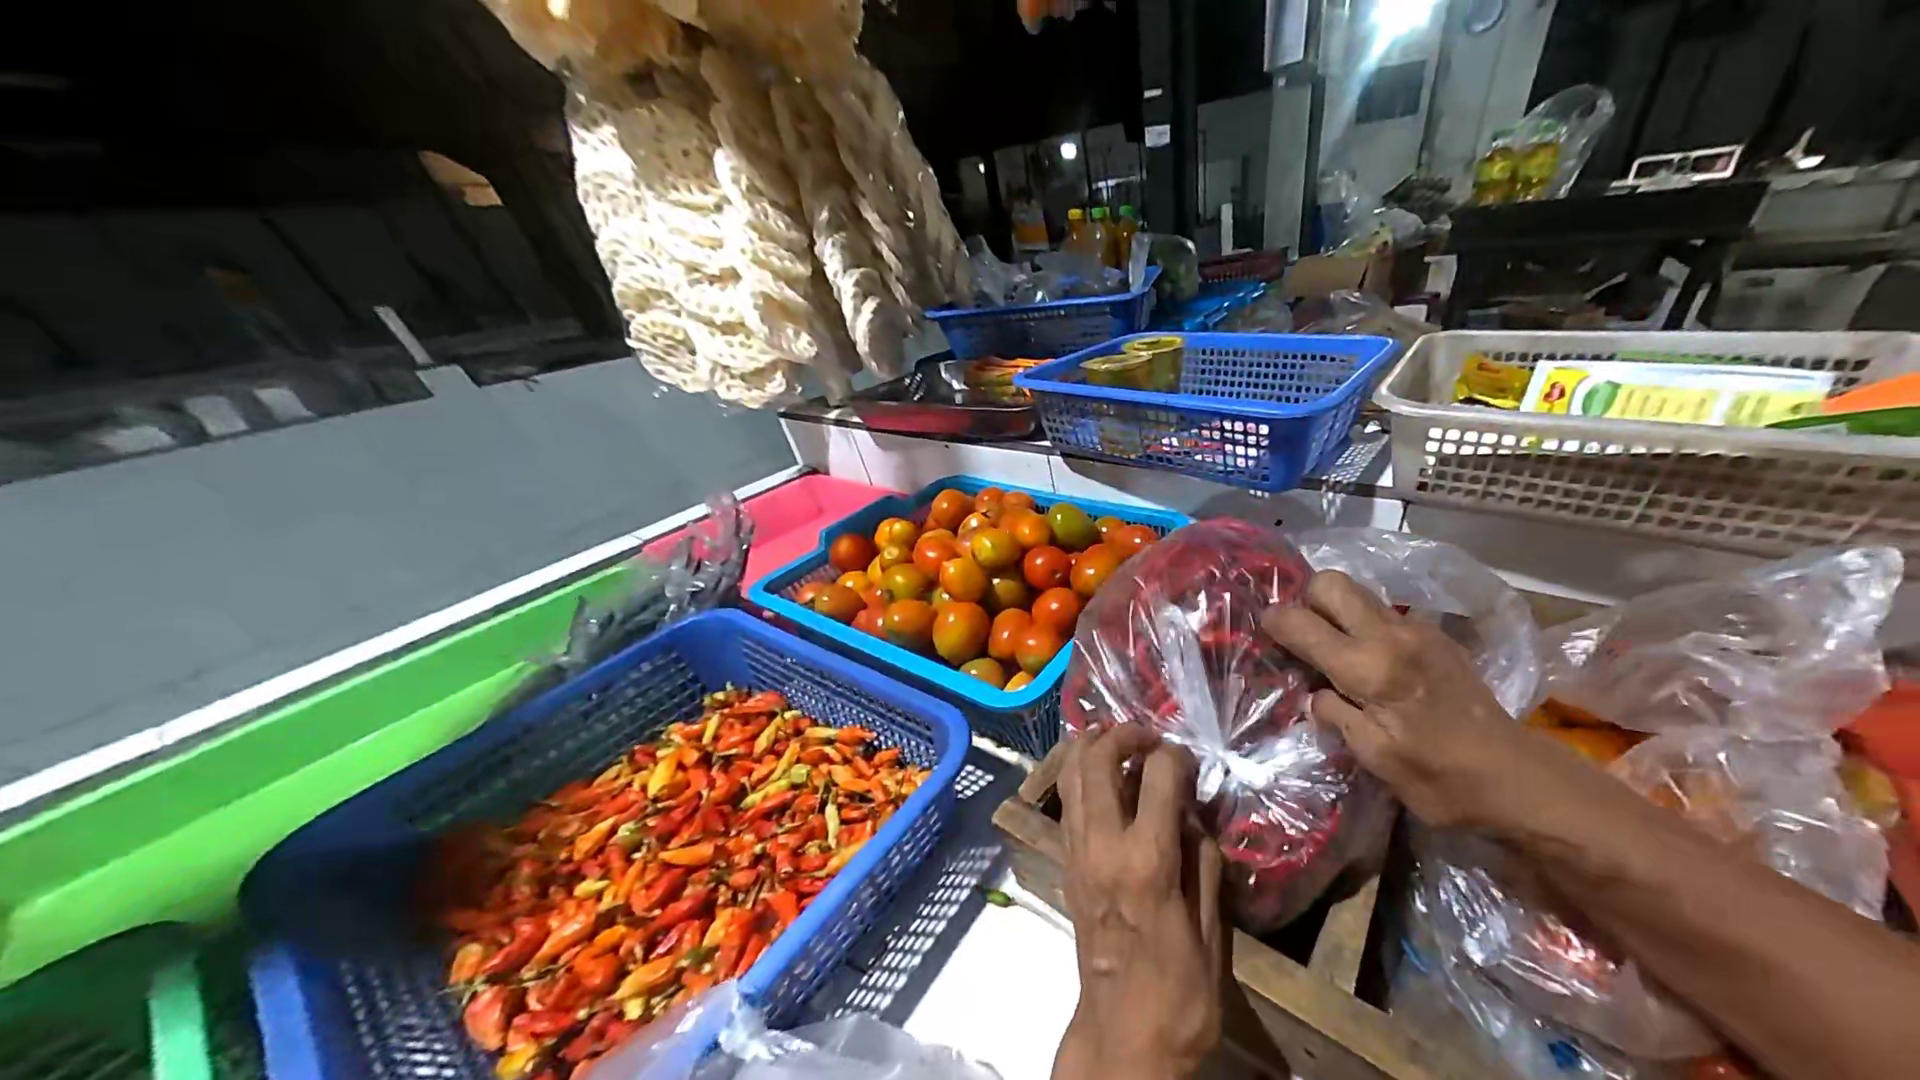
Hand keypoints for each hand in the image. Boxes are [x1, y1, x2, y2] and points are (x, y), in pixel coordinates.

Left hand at [1053, 725, 1222, 1079]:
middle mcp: (1102, 844)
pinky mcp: (1064, 862)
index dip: (1176, 756)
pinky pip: (1066, 801)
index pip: (1157, 777)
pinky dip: (1078, 774)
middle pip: (1096, 760)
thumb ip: (1202, 860)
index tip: (1188, 759)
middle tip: (1146, 735)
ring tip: (1116, 740)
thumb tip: (1191, 814)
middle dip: (1122, 735)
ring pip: (1070, 775)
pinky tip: (1099, 775)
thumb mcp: (1211, 929)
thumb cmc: (1180, 991)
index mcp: (1147, 860)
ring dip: (1090, 747)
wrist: (1123, 1034)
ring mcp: (1076, 851)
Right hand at [1259, 570, 1553, 830]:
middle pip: (1330, 583)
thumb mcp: (1373, 757)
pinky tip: (1371, 661)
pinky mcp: (1437, 637)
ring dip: (1336, 610)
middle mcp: (1390, 636)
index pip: (1300, 623)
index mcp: (1368, 667)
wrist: (1522, 780)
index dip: (1273, 623)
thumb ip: (1334, 714)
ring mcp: (1418, 631)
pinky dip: (1364, 625)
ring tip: (1331, 646)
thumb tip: (1314, 694)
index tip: (1264, 635)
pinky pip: (1384, 613)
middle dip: (1305, 600)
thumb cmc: (1441, 778)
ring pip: (1359, 592)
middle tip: (1301, 635)